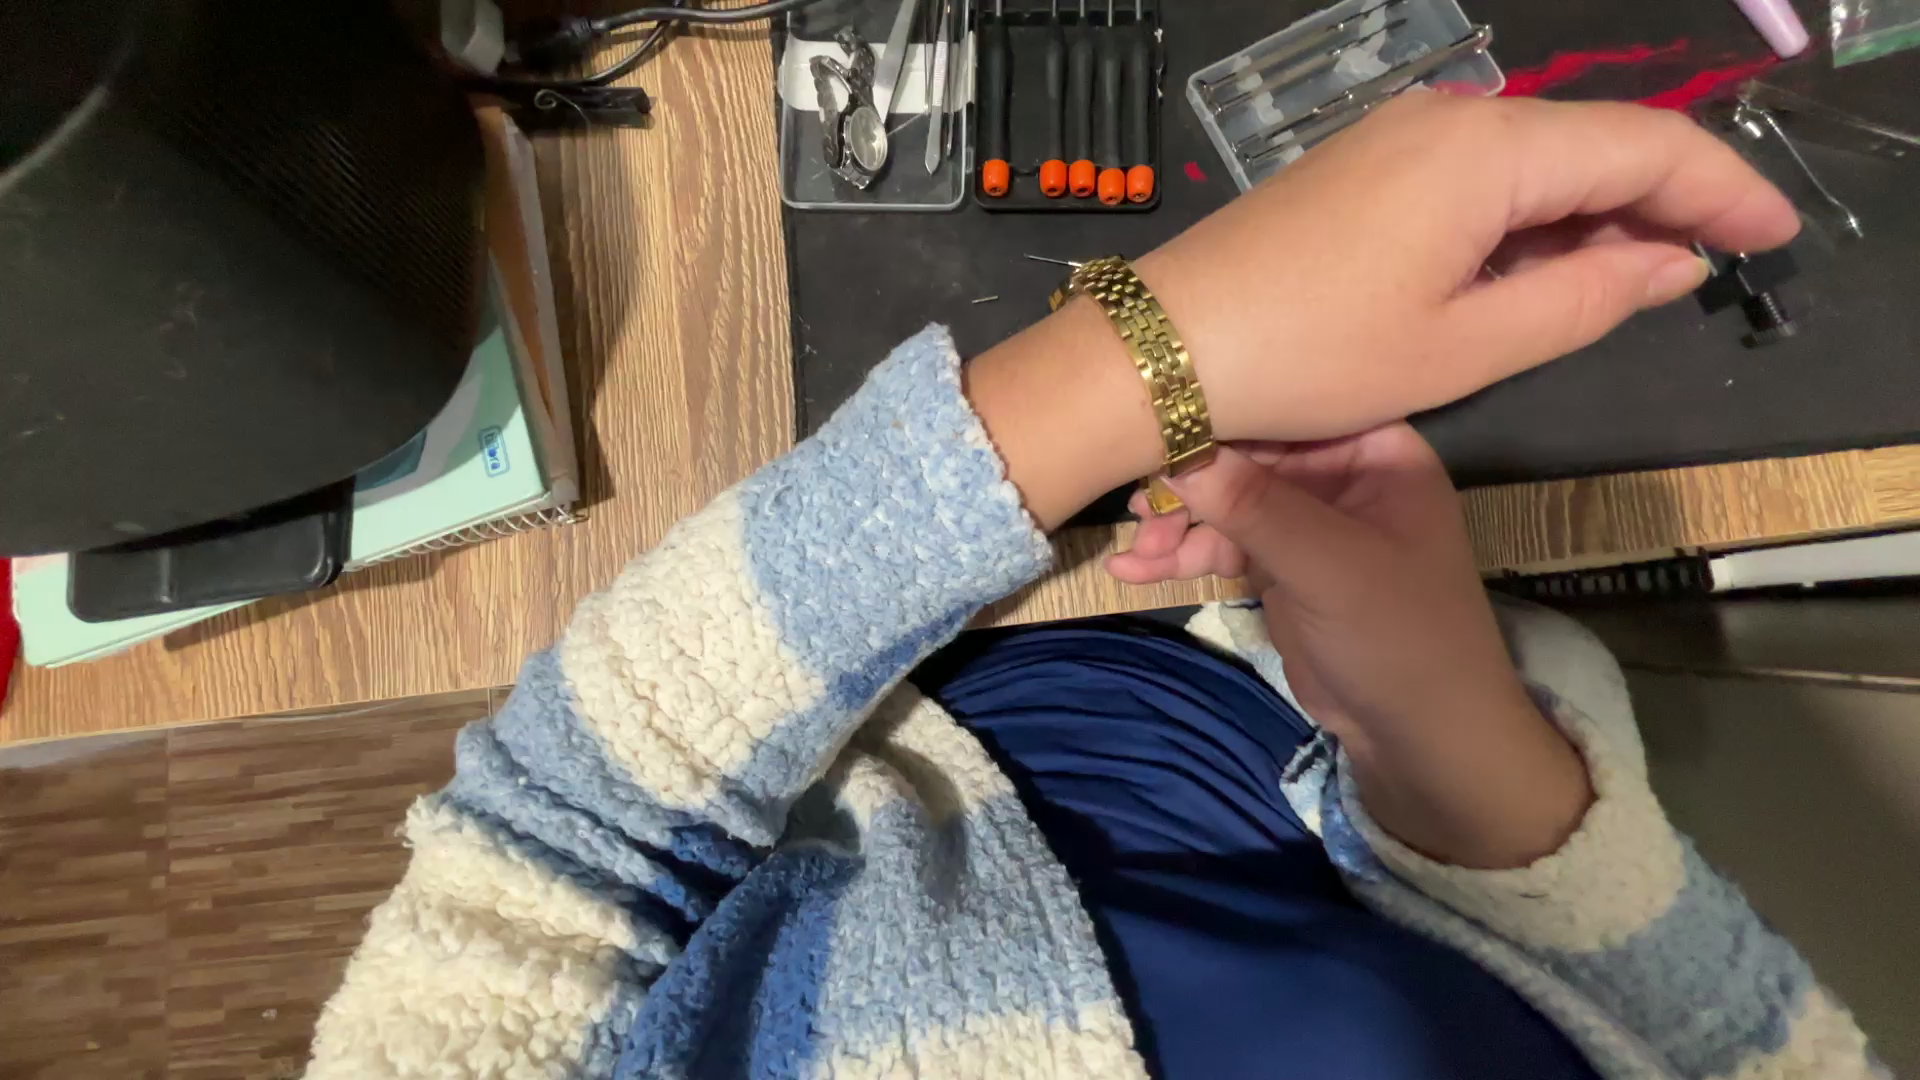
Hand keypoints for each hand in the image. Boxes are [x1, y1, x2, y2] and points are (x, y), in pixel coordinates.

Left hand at [964, 94, 1798, 529]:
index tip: (1768, 238)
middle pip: (1573, 151)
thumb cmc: (1307, 359)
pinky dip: (1485, 230)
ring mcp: (1374, 143)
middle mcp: (1434, 121)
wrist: (1161, 349)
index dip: (1721, 193)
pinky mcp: (1334, 175)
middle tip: (1668, 281)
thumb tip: (1665, 261)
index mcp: (1484, 151)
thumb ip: (1579, 301)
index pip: (1646, 148)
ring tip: (1584, 292)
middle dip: (1634, 213)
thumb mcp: (1457, 350)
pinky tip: (1488, 279)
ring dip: (1555, 227)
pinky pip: (1442, 188)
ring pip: (1505, 173)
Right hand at [1108, 426, 1592, 867]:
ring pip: (1223, 504)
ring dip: (1175, 529)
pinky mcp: (1276, 563)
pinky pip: (1218, 546)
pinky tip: (1132, 573)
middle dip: (1188, 487)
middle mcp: (1335, 476)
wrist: (1416, 734)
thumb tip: (1174, 456)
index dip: (1224, 415)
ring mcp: (1303, 522)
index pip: (1289, 410)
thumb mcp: (1327, 565)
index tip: (1159, 428)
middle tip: (1140, 510)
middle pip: (1244, 459)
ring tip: (1137, 554)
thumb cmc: (1398, 635)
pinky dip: (1178, 559)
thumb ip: (1254, 507)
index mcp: (1373, 451)